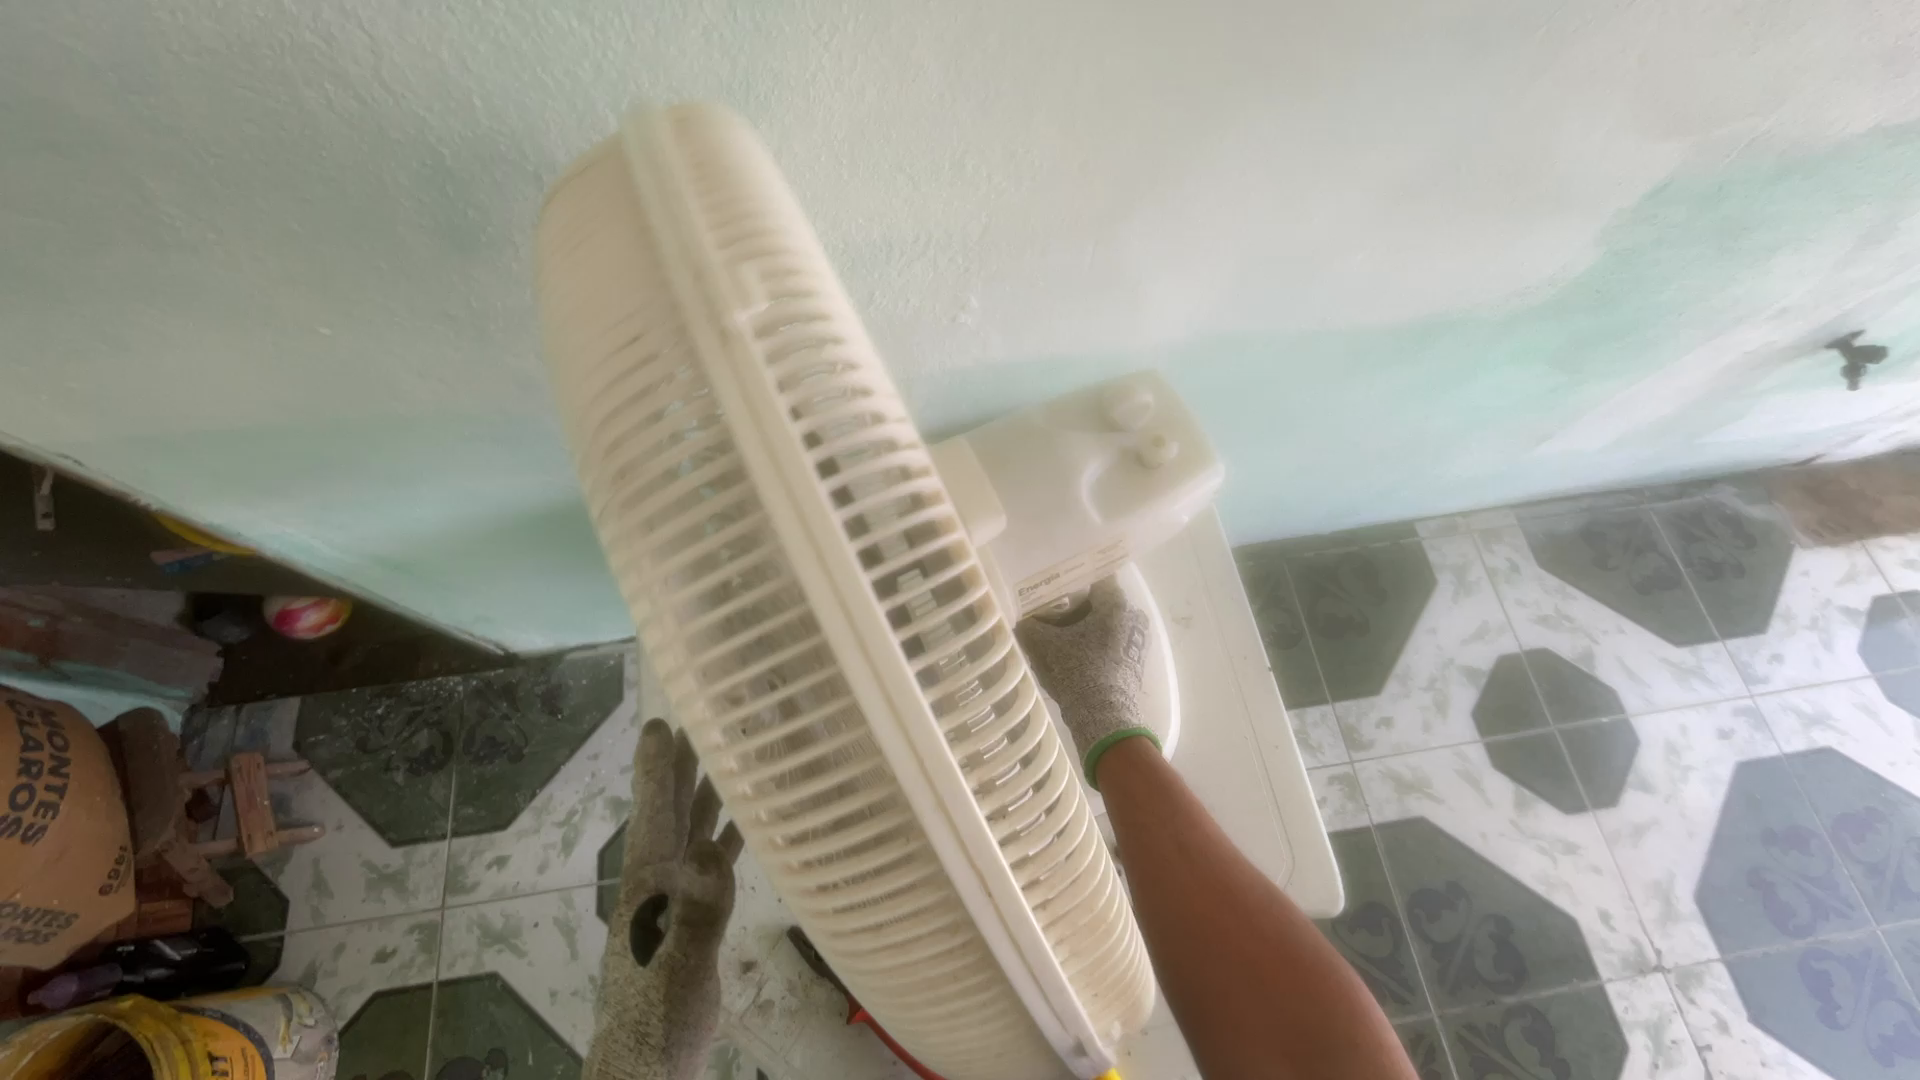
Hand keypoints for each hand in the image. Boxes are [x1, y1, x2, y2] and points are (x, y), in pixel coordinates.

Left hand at [586, 718, 742, 1079]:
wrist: (648, 1069)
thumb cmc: (658, 1019)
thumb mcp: (678, 965)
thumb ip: (696, 907)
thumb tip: (712, 847)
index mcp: (649, 884)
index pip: (654, 813)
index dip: (658, 768)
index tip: (663, 723)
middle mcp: (659, 882)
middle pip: (671, 812)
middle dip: (682, 768)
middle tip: (702, 721)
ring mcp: (675, 901)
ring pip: (691, 833)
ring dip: (705, 794)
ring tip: (725, 758)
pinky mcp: (694, 919)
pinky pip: (711, 863)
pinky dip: (726, 836)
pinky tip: (744, 825)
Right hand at [1015, 576, 1158, 789]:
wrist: (1104, 717)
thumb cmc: (1079, 671)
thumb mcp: (1046, 646)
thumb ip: (1030, 627)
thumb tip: (1019, 621)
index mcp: (1116, 604)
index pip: (1095, 577)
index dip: (1071, 579)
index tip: (1053, 586)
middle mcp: (1132, 616)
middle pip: (1100, 601)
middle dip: (1075, 605)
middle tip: (1050, 610)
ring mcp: (1137, 640)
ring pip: (1105, 623)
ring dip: (1083, 626)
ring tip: (1057, 634)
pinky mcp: (1135, 661)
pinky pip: (1111, 642)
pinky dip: (1093, 643)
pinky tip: (1072, 653)